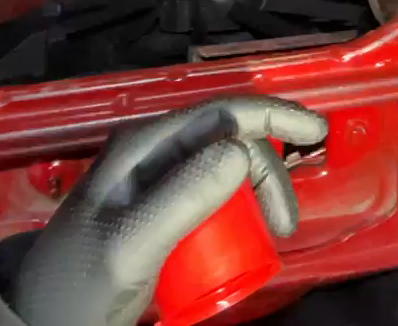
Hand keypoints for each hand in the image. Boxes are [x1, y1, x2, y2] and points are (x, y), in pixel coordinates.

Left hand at [7, 96, 326, 325]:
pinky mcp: (162, 209)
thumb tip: (242, 151)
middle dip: (268, 173)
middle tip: (285, 227)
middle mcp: (155, 151)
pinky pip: (214, 195)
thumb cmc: (80, 285)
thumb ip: (184, 196)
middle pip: (230, 142)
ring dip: (259, 191)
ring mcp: (158, 180)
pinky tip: (250, 233)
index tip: (317, 133)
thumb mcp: (131, 244)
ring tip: (273, 235)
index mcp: (146, 144)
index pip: (221, 113)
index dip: (272, 116)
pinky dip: (242, 206)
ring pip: (226, 167)